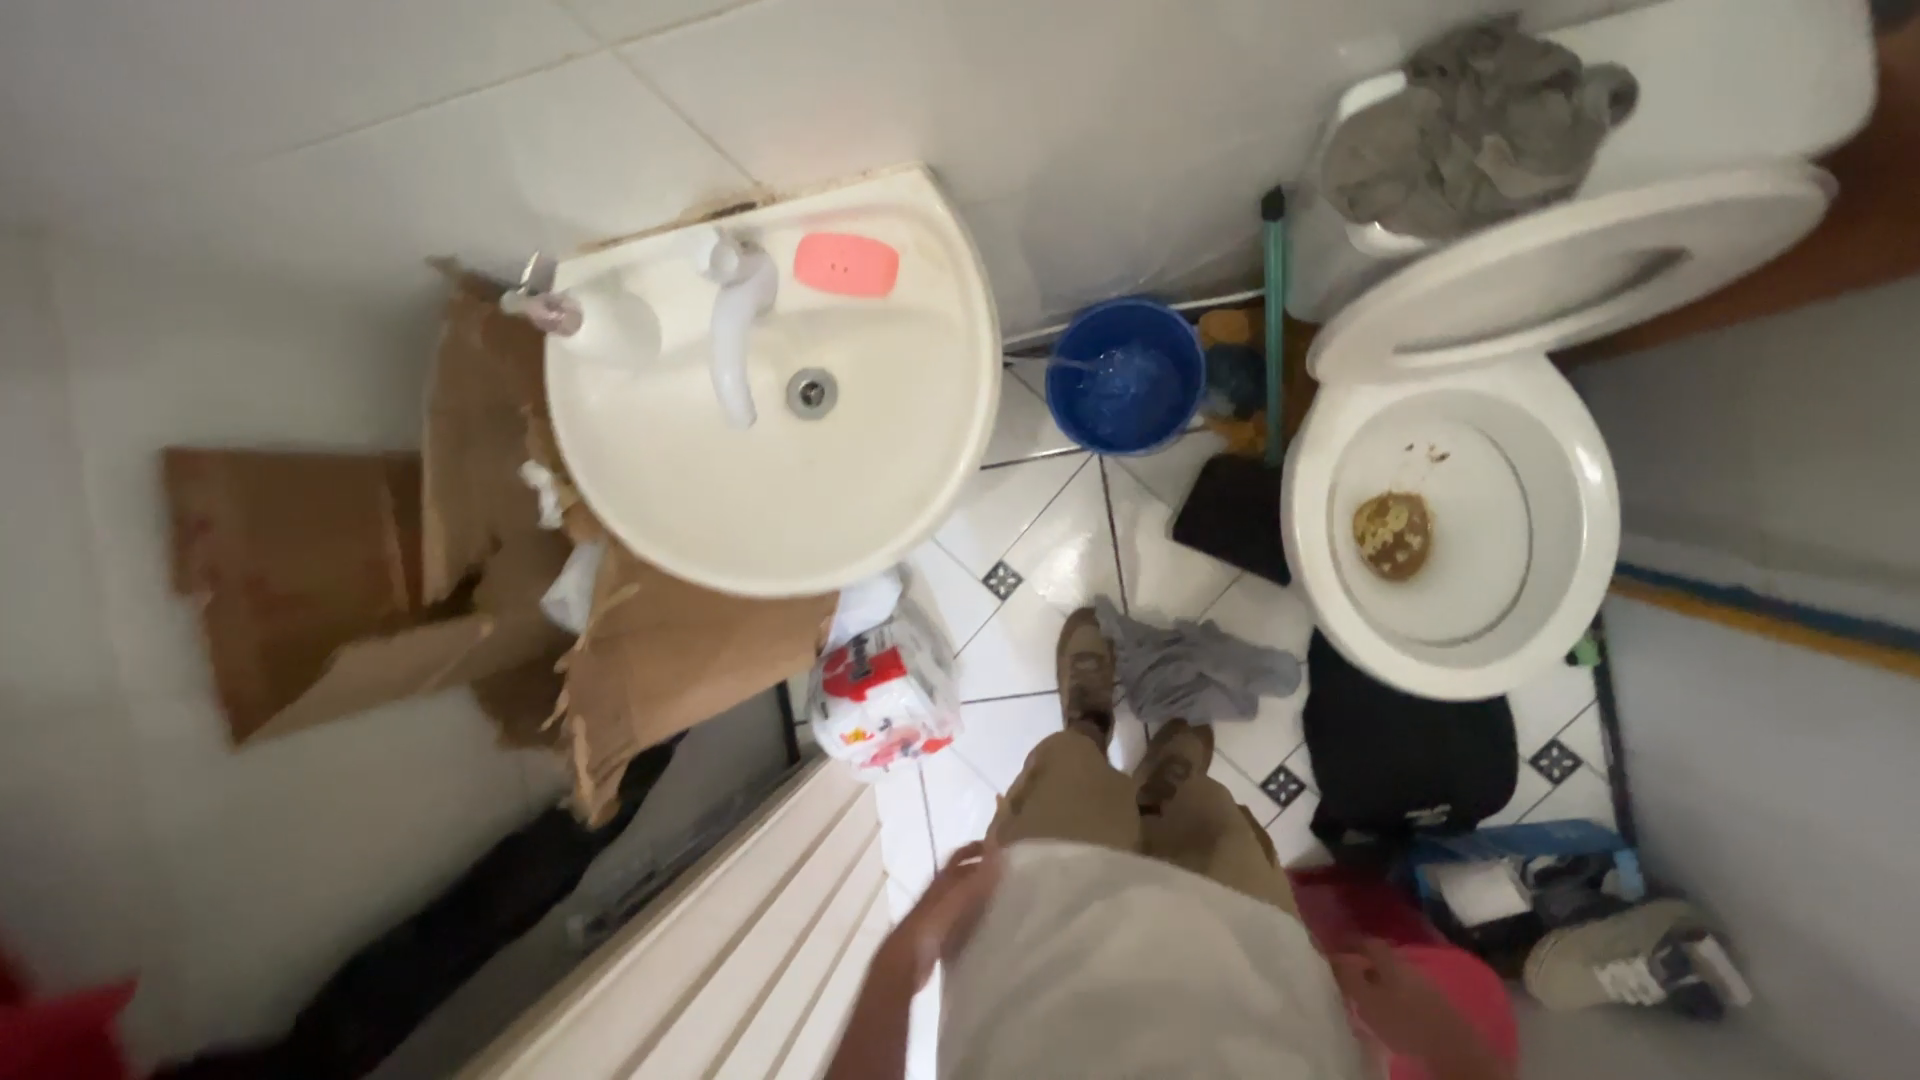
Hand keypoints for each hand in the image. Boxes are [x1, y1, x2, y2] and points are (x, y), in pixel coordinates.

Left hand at [878, 842, 1003, 990]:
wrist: (906, 960)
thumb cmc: (932, 924)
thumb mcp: (957, 897)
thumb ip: (977, 877)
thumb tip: (999, 851)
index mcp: (942, 880)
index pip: (960, 855)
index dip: (976, 848)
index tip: (1000, 847)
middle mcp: (938, 893)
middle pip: (962, 877)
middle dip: (982, 874)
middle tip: (1009, 877)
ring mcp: (937, 916)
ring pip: (962, 900)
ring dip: (980, 898)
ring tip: (1005, 903)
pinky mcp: (939, 938)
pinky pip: (961, 923)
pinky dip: (974, 922)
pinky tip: (988, 931)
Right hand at [1331, 940, 1502, 1076]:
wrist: (1455, 1052)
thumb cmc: (1404, 1022)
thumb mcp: (1366, 1000)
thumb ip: (1347, 975)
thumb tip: (1330, 954)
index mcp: (1390, 960)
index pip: (1367, 942)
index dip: (1351, 943)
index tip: (1336, 949)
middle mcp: (1410, 965)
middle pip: (1383, 960)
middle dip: (1366, 965)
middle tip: (1349, 975)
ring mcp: (1428, 985)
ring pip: (1397, 978)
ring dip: (1382, 984)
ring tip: (1368, 998)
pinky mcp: (1439, 1006)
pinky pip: (1410, 994)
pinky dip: (1396, 998)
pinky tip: (1391, 1011)